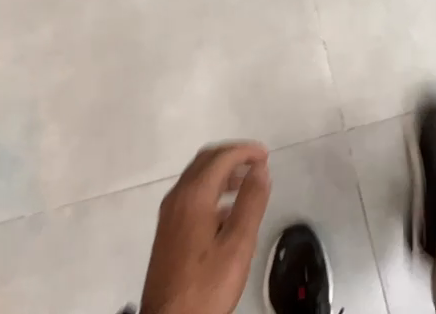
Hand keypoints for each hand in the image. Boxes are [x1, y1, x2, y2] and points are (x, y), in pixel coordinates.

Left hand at [140, 142, 272, 313]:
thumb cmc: (206, 285)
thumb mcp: (237, 245)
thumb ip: (251, 203)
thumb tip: (260, 169)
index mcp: (193, 195)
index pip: (221, 157)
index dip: (245, 151)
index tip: (266, 155)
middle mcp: (177, 196)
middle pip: (206, 160)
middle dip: (233, 156)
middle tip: (258, 163)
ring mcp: (169, 213)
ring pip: (197, 177)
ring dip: (222, 172)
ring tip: (248, 182)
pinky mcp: (168, 228)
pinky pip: (191, 194)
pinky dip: (212, 189)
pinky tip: (228, 210)